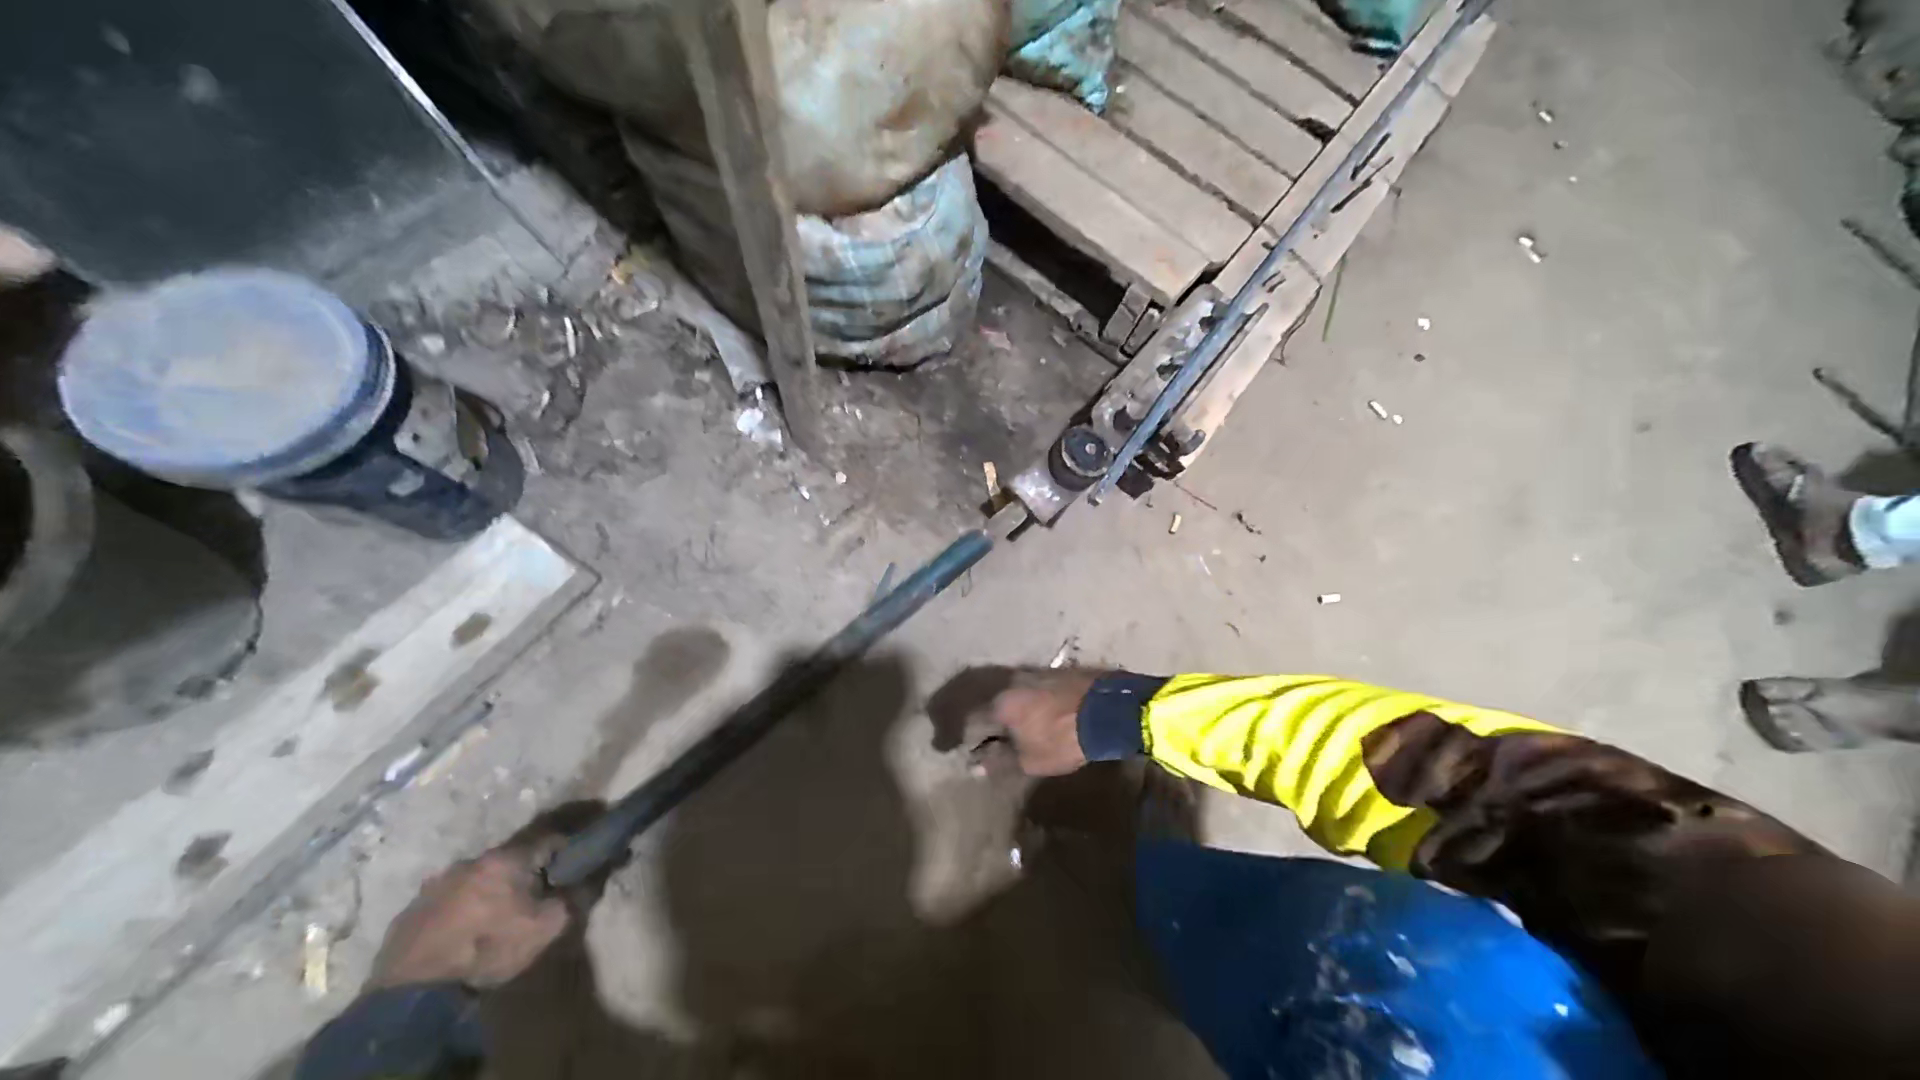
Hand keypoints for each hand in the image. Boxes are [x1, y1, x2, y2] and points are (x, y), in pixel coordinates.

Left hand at [366, 837, 569, 990]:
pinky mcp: (408, 912)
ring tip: (493, 919)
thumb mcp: (548, 926)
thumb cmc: (490, 949)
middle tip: (532, 898)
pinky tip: (462, 935)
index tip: (575, 867)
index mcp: (506, 858)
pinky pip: (446, 902)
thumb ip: (575, 896)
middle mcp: (470, 860)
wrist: (414, 994)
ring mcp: (434, 884)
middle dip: (523, 874)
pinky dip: (459, 911)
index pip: (549, 839)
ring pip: (474, 879)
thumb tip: (590, 878)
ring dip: (488, 892)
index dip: (567, 852)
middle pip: (509, 860)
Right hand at [967, 670, 1100, 776]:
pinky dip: (1028, 701)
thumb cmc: (1064, 739)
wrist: (1108, 709)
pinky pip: (1031, 687)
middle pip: (990, 702)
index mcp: (1000, 704)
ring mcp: (1034, 672)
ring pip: (1011, 692)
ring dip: (1009, 709)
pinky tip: (1036, 712)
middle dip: (985, 720)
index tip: (953, 748)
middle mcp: (1011, 682)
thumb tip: (974, 766)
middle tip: (986, 737)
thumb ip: (999, 762)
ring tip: (1013, 726)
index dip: (960, 736)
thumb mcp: (1030, 760)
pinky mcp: (1055, 670)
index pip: (969, 719)